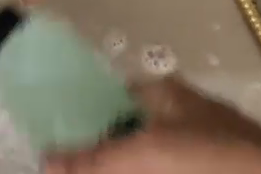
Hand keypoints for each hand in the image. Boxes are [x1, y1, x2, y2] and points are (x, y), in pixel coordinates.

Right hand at [47, 77, 260, 173]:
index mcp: (163, 95)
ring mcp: (199, 154)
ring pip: (149, 160)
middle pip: (125, 138)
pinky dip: (148, 171)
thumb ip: (94, 158)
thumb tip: (44, 160)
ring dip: (120, 167)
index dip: (80, 122)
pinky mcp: (213, 170)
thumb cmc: (216, 161)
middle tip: (70, 172)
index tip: (54, 147)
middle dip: (98, 158)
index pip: (107, 99)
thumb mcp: (148, 156)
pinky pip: (166, 168)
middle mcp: (179, 119)